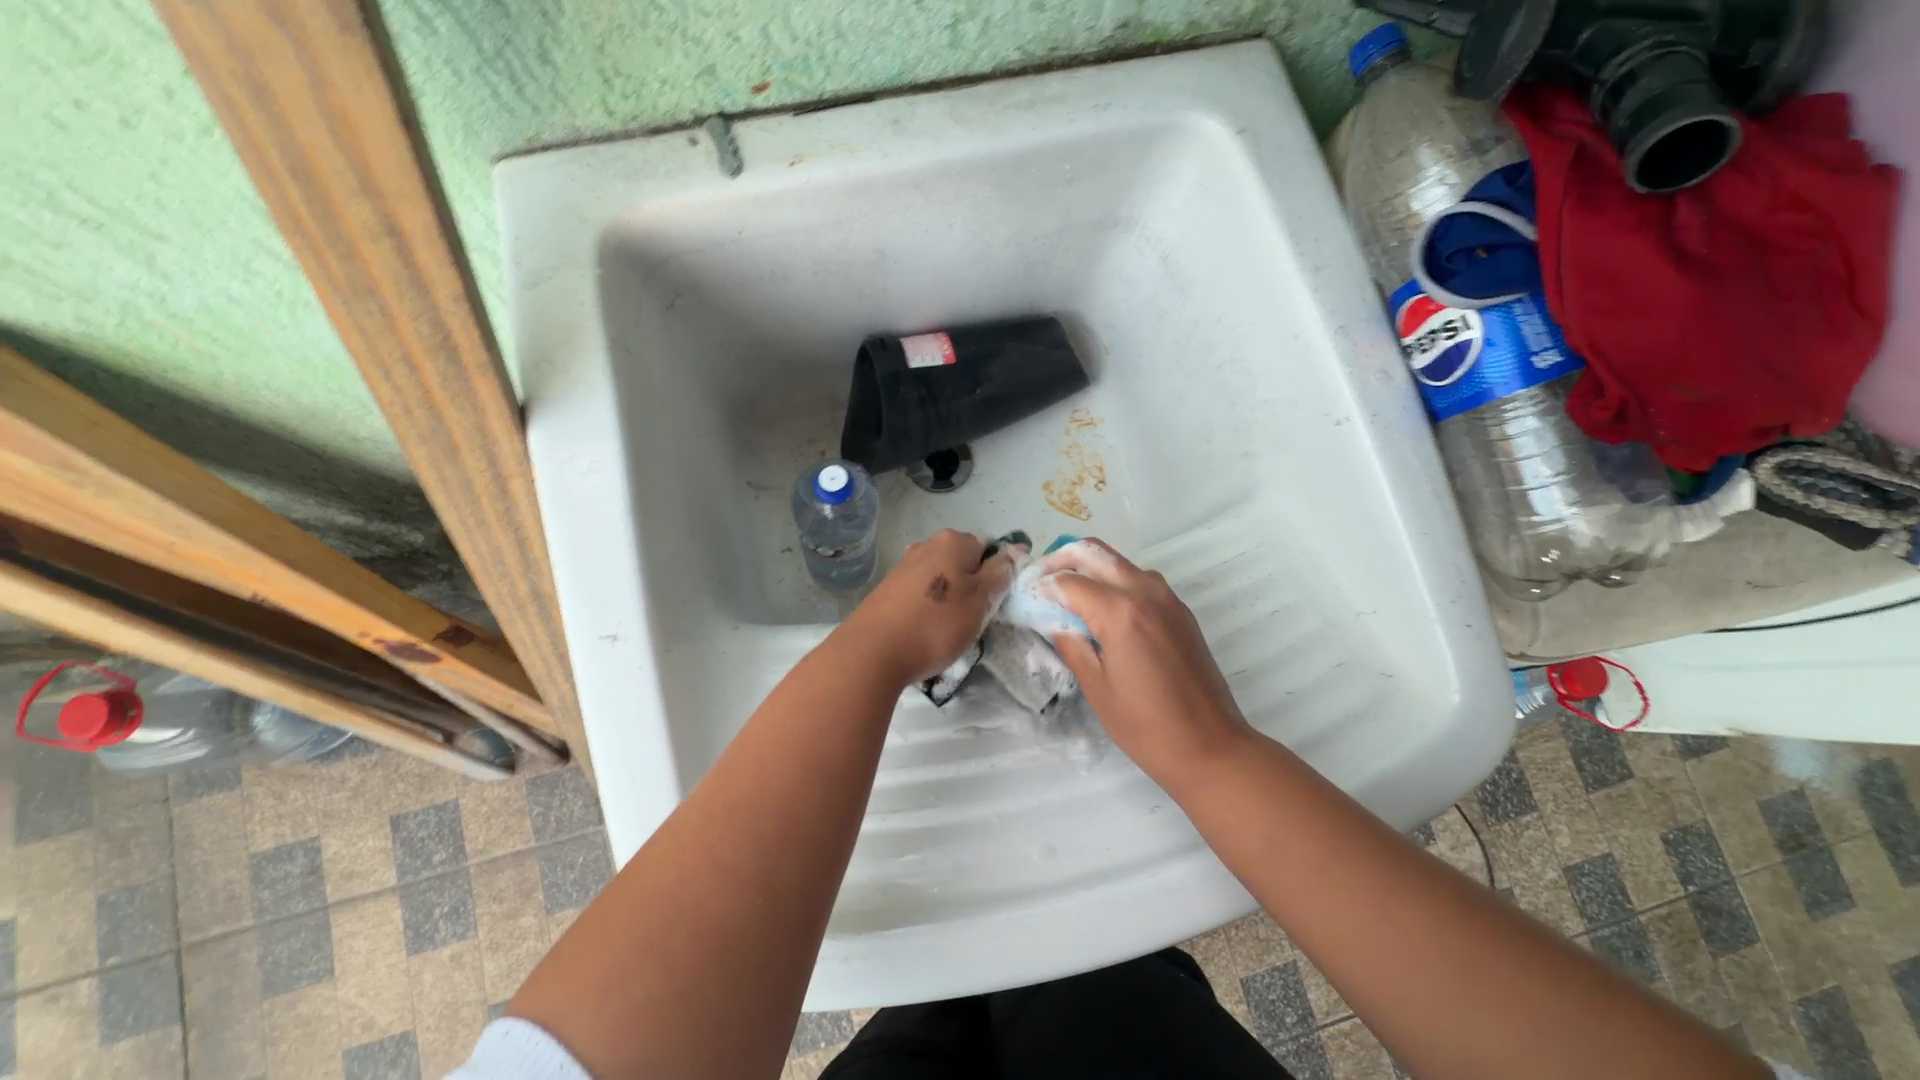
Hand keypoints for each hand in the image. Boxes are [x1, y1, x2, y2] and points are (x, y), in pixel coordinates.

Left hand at [840, 530, 1017, 685]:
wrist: (872, 653)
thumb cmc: (936, 625)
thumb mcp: (981, 601)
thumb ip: (1001, 572)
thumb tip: (1017, 548)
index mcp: (953, 541)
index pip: (989, 548)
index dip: (996, 575)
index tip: (992, 603)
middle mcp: (926, 545)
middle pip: (962, 563)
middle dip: (971, 587)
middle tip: (973, 618)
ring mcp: (903, 566)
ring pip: (940, 579)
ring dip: (949, 600)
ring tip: (947, 629)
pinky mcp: (887, 589)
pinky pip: (919, 594)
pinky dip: (926, 609)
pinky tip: (923, 631)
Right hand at [1040, 539, 1255, 783]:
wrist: (1210, 746)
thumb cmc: (1145, 725)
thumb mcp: (1096, 687)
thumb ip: (1071, 644)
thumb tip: (1052, 620)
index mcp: (1120, 611)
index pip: (1068, 582)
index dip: (1041, 586)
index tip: (1025, 597)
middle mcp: (1146, 593)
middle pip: (1096, 553)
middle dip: (1063, 560)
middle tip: (1041, 580)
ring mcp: (1168, 599)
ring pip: (1121, 562)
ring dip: (1091, 567)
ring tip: (1068, 593)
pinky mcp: (1181, 612)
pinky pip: (1142, 580)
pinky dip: (1116, 581)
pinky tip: (1103, 609)